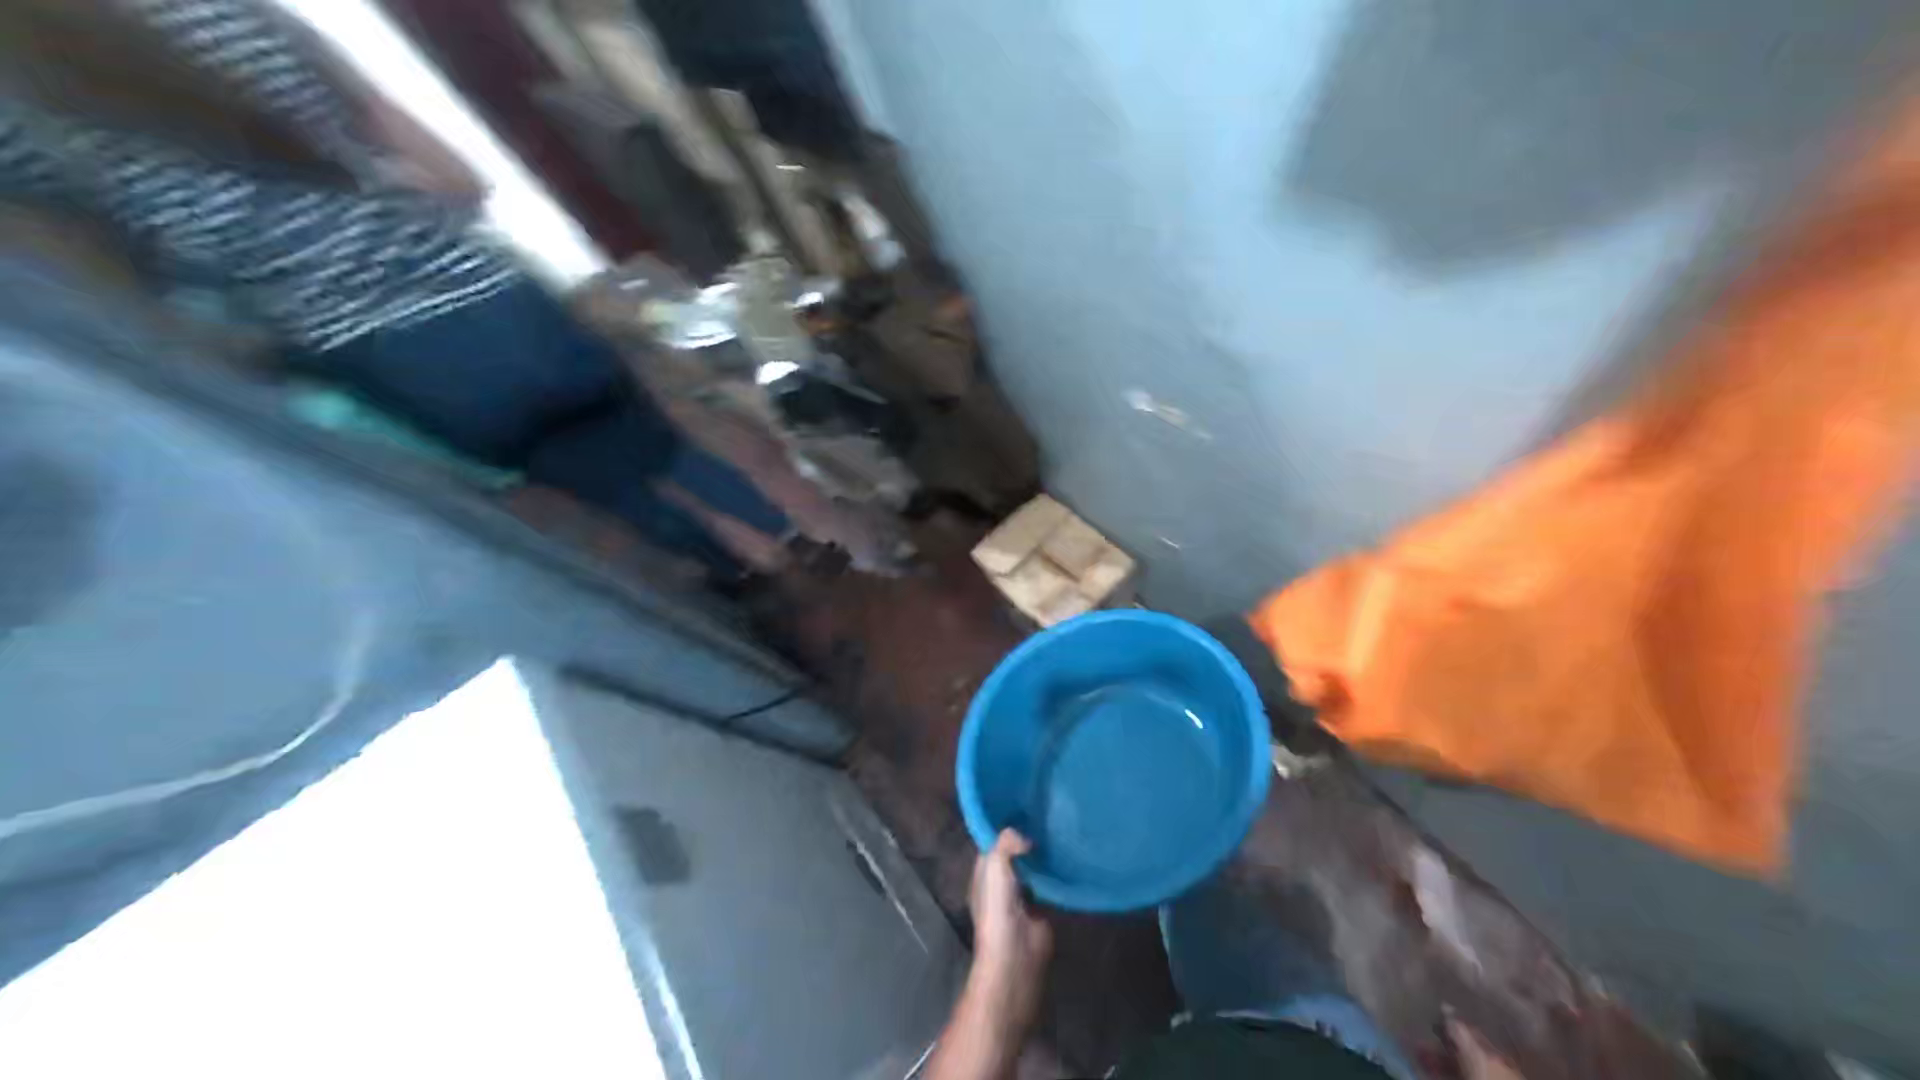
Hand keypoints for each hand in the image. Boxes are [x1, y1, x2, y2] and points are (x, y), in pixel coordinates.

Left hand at [968, 830, 1051, 1026]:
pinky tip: (1070, 857)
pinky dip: (1057, 873)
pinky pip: (1050, 884)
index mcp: (984, 870)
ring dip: (1043, 854)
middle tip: (1048, 813)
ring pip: (1033, 867)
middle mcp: (1001, 880)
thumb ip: (1006, 844)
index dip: (1004, 823)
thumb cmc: (998, 910)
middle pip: (1015, 852)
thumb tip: (1026, 837)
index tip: (1023, 804)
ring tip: (1061, 829)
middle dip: (1027, 836)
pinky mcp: (1042, 908)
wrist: (1016, 956)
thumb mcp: (995, 868)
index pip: (993, 840)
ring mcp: (1022, 894)